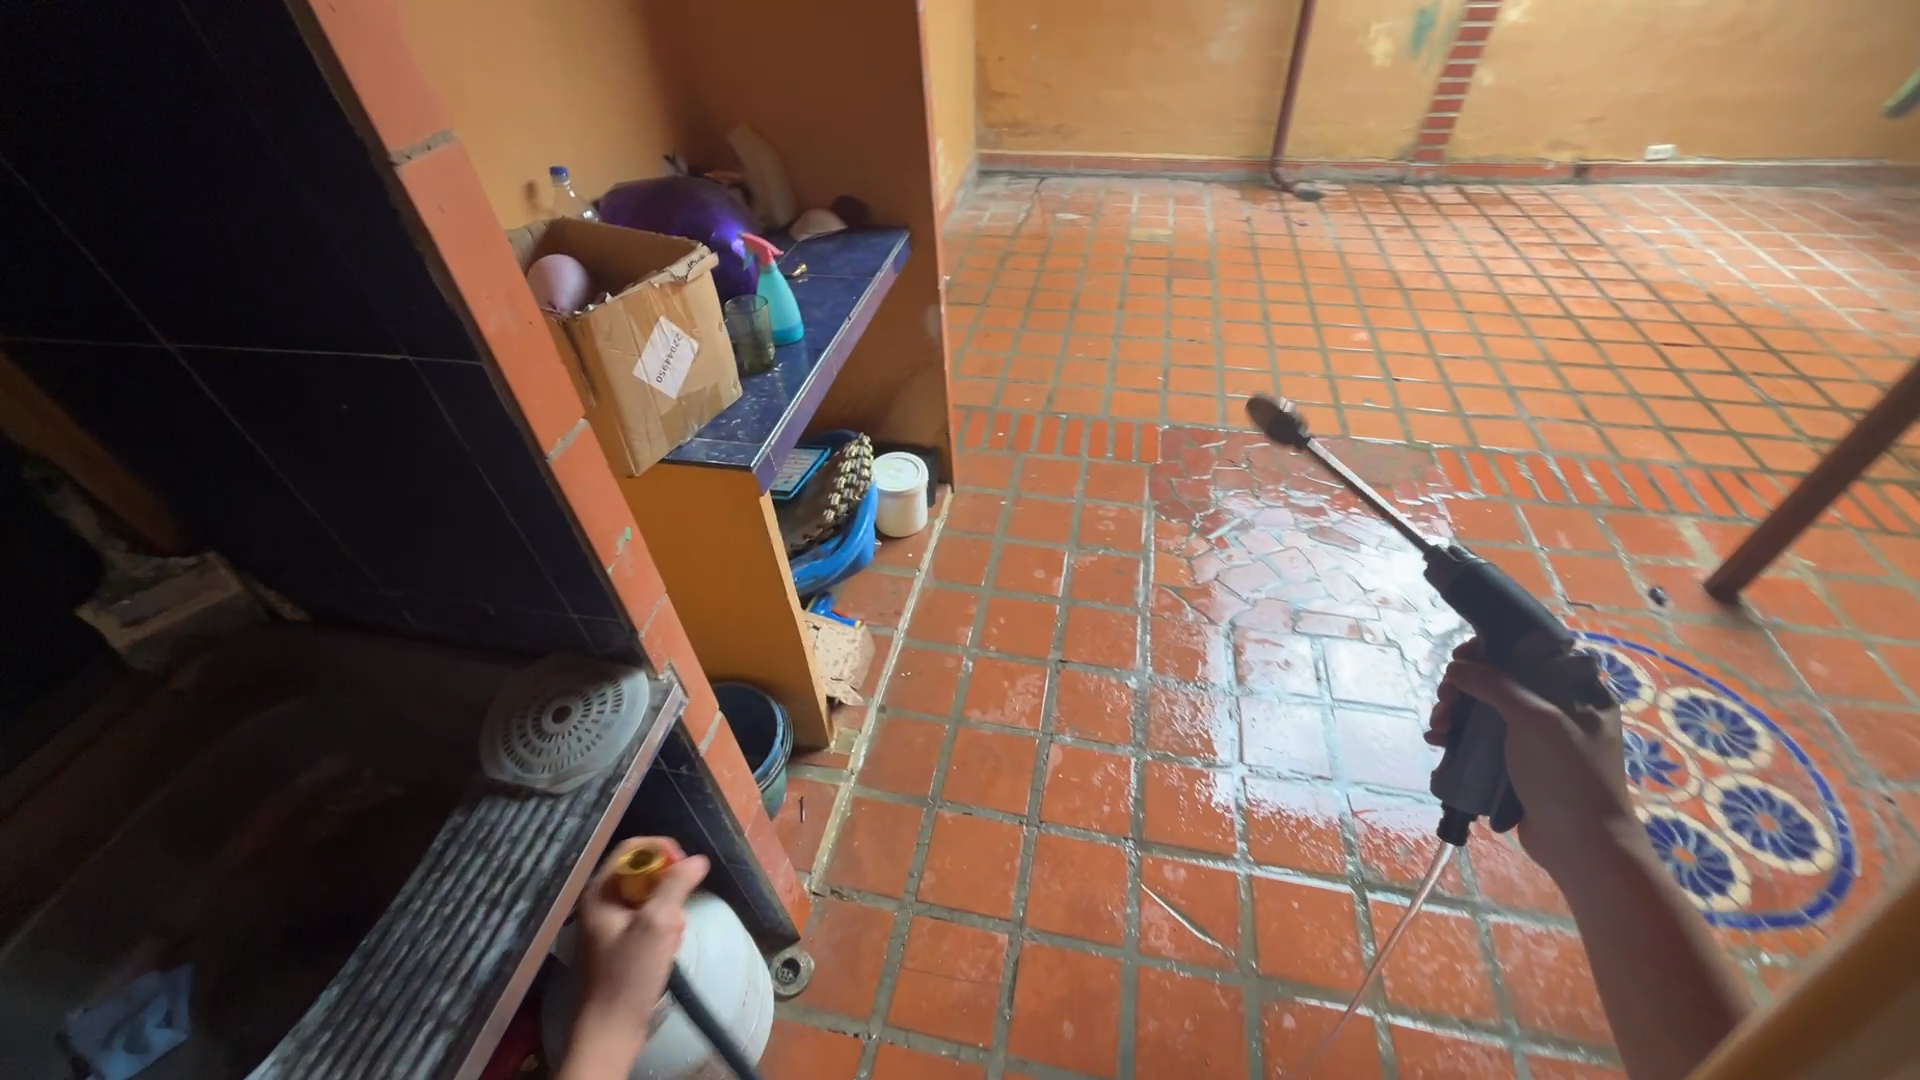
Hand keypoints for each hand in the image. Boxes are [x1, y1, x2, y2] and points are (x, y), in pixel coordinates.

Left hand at [565, 838, 708, 1074]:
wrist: (612, 1029)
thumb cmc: (630, 973)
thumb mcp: (658, 923)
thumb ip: (677, 884)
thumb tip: (698, 860)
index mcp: (600, 891)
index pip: (633, 848)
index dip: (661, 849)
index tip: (685, 865)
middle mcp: (601, 902)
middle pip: (643, 871)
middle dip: (669, 885)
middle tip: (681, 905)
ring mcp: (609, 923)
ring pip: (649, 895)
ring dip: (669, 909)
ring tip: (674, 933)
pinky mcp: (619, 941)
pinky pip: (647, 917)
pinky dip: (663, 925)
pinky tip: (668, 946)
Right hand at [1425, 638, 1638, 879]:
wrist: (1580, 843)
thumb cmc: (1566, 776)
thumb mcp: (1535, 721)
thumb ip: (1496, 685)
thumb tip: (1457, 668)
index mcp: (1577, 692)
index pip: (1529, 651)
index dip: (1491, 648)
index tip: (1461, 657)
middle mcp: (1558, 709)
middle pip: (1498, 679)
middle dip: (1463, 685)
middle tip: (1445, 700)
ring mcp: (1536, 736)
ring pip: (1484, 707)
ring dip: (1454, 710)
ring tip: (1439, 728)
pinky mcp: (1517, 759)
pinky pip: (1480, 734)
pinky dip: (1457, 733)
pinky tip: (1439, 741)